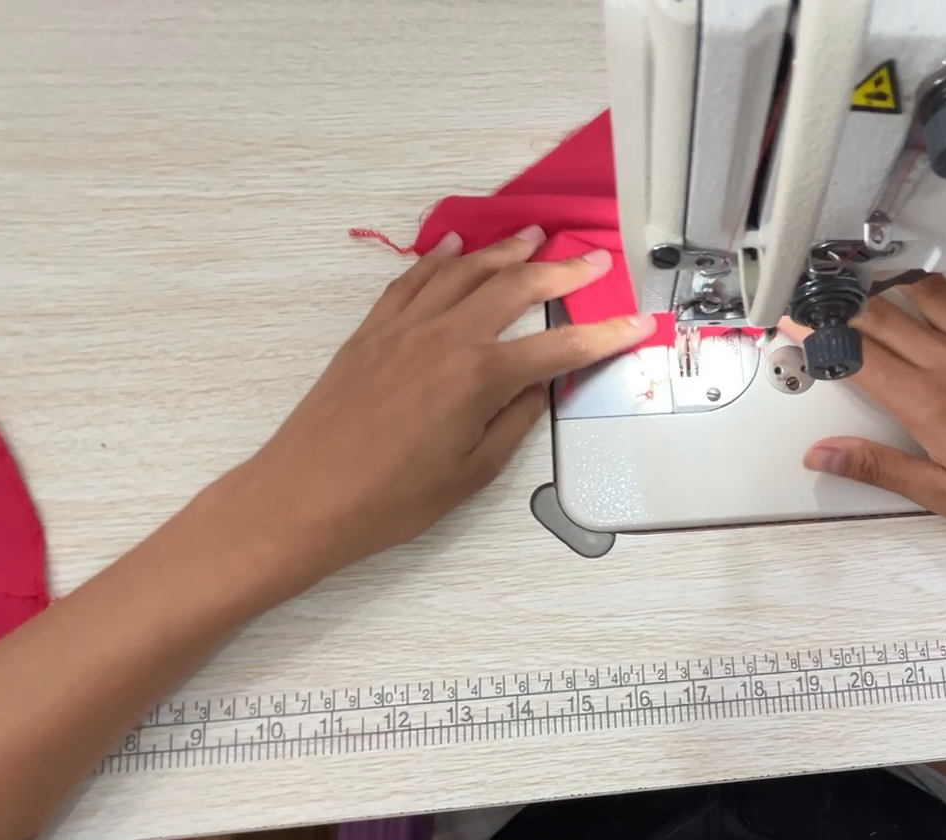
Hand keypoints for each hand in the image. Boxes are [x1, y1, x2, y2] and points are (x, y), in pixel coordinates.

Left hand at [206, 226, 652, 601]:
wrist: (307, 495)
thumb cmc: (396, 497)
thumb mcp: (475, 470)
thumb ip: (516, 419)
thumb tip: (540, 387)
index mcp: (480, 376)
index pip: (560, 349)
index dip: (606, 335)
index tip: (638, 322)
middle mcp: (446, 337)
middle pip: (516, 289)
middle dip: (561, 271)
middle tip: (594, 258)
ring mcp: (405, 327)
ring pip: (466, 272)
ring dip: (505, 251)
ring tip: (535, 236)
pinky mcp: (373, 330)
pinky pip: (414, 280)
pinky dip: (442, 260)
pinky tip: (458, 250)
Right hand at [787, 274, 945, 565]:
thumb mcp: (939, 493)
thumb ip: (876, 466)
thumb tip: (821, 454)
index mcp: (926, 404)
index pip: (856, 356)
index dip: (817, 334)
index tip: (792, 317)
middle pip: (883, 318)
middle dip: (843, 303)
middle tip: (817, 290)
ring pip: (931, 294)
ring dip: (896, 280)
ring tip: (869, 267)